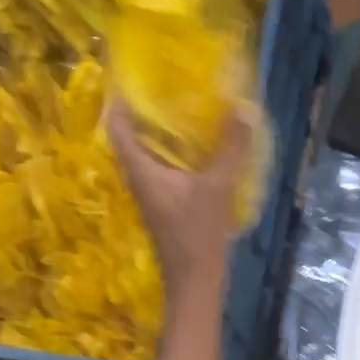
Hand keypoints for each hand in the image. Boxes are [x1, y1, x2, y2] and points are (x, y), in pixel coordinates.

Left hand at [107, 100, 253, 301]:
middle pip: (134, 137)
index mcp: (142, 171)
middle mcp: (142, 180)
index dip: (120, 100)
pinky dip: (178, 152)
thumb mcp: (218, 188)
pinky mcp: (168, 205)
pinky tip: (202, 145)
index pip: (117, 127)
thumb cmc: (198, 236)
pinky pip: (166, 168)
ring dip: (164, 132)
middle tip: (167, 84)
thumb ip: (231, 148)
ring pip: (151, 154)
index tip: (134, 75)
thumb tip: (242, 107)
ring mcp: (154, 195)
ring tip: (186, 106)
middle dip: (147, 111)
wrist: (195, 284)